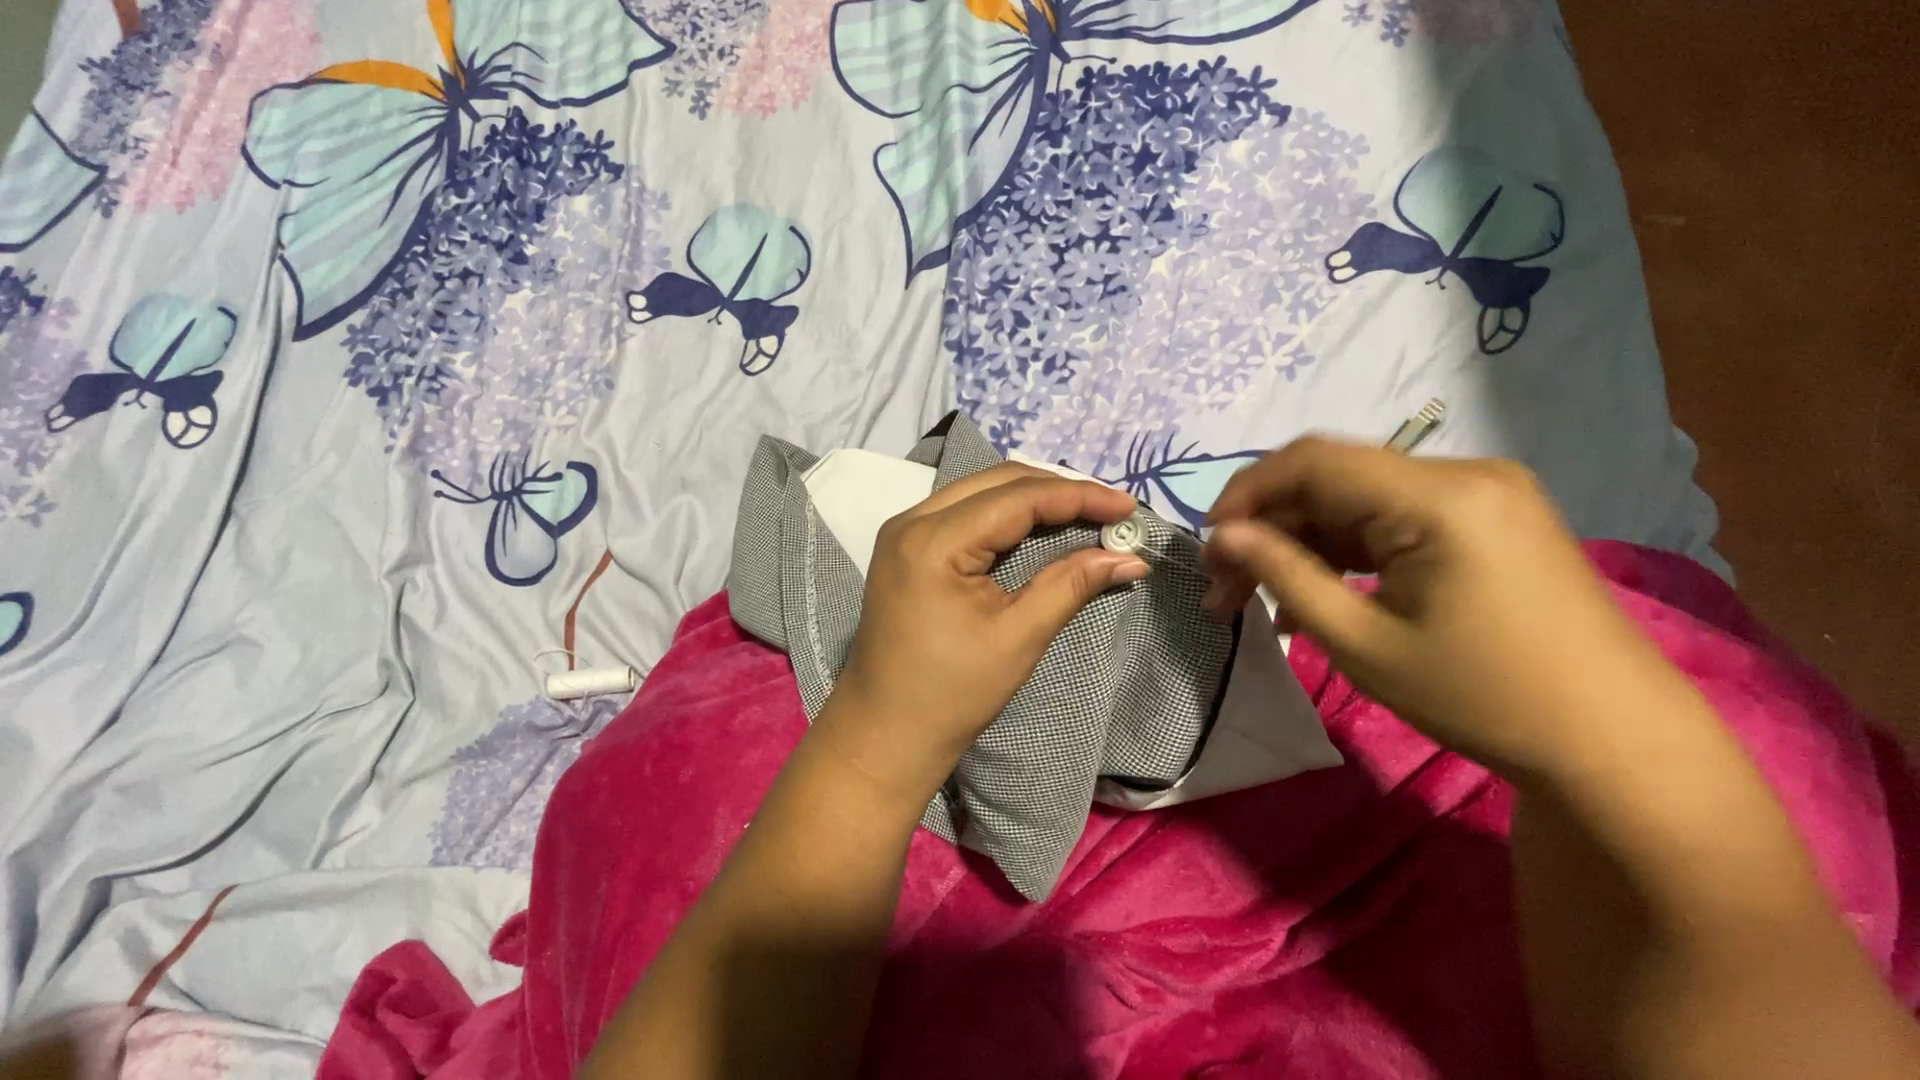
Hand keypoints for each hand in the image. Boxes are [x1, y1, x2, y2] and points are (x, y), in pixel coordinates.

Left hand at [820, 463, 1149, 803]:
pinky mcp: (907, 546)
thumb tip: (1130, 558)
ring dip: (1035, 498)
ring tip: (1086, 513)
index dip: (1078, 496)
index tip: (1129, 506)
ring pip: (981, 491)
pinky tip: (1042, 526)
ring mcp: (904, 531)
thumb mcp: (1018, 638)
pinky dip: (1008, 514)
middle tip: (1111, 510)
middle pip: (998, 482)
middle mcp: (912, 520)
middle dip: (1059, 490)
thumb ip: (1071, 585)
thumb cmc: (951, 694)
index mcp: (933, 541)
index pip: (1018, 497)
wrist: (884, 733)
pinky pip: (965, 511)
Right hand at [1202, 437, 1670, 774]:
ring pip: (1360, 499)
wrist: (1612, 740)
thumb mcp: (1363, 643)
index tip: (1209, 549)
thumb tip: (1223, 536)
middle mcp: (1464, 474)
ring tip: (1262, 603)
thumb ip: (1285, 576)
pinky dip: (1349, 550)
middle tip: (1224, 591)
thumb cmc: (1481, 697)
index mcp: (1439, 497)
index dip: (1246, 494)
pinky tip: (1319, 593)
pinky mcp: (1491, 518)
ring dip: (1305, 542)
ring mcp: (1483, 493)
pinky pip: (1396, 517)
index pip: (1312, 460)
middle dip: (1270, 528)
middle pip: (1334, 478)